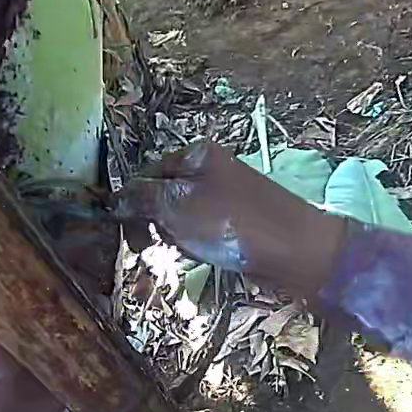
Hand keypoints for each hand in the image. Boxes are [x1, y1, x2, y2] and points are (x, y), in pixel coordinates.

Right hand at [119, 141, 346, 299]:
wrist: (297, 251)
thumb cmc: (232, 223)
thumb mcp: (177, 206)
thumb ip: (141, 198)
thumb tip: (114, 199)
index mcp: (195, 155)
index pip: (145, 175)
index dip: (133, 204)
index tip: (129, 234)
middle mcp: (209, 170)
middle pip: (161, 197)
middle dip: (156, 224)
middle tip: (159, 245)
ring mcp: (223, 197)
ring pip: (179, 219)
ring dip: (175, 238)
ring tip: (189, 250)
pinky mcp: (234, 222)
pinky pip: (200, 232)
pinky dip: (195, 245)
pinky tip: (204, 256)